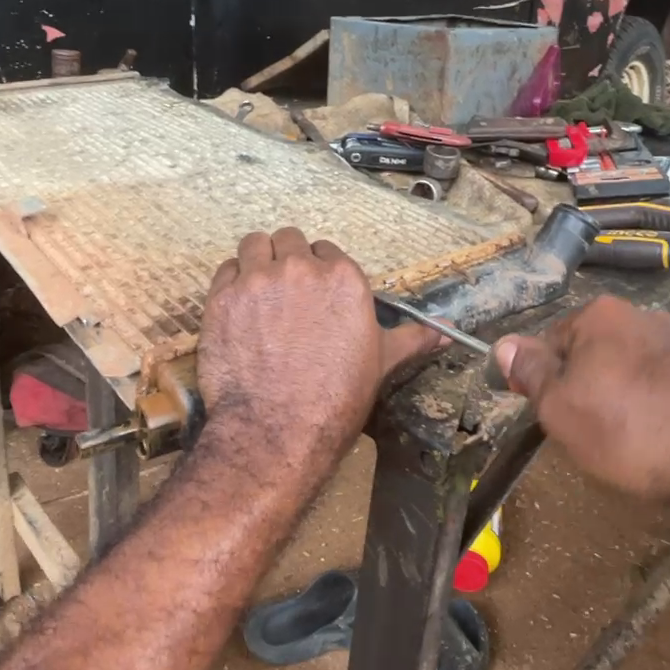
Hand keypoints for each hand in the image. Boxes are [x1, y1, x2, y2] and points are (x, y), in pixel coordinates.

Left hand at [196, 229, 442, 471]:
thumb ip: (412, 337)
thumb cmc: (337, 397)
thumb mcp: (381, 362)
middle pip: (290, 239)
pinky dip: (231, 281)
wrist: (278, 431)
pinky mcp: (222, 298)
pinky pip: (225, 269)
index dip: (320, 270)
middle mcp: (301, 268)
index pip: (327, 251)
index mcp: (344, 277)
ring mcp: (258, 280)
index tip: (316, 294)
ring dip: (257, 259)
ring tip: (259, 289)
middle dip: (288, 258)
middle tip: (286, 292)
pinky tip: (238, 306)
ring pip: (254, 244)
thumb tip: (447, 332)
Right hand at [493, 296, 669, 505]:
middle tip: (593, 439)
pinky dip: (666, 410)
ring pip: (634, 372)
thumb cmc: (638, 429)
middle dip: (589, 393)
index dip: (545, 385)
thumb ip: (532, 375)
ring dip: (628, 402)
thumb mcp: (564, 410)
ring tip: (638, 447)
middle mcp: (641, 316)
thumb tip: (503, 344)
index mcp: (598, 317)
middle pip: (594, 356)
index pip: (549, 344)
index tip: (554, 422)